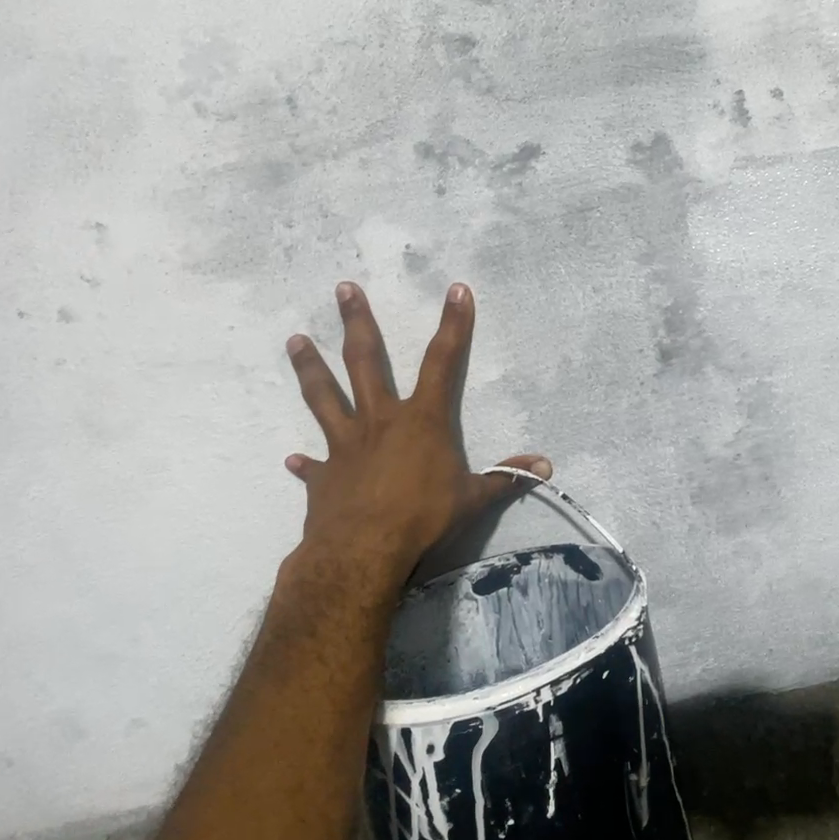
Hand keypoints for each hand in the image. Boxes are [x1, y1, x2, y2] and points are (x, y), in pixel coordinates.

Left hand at [281, 281, 548, 593]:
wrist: (363, 551)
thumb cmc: (424, 517)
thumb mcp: (474, 498)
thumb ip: (506, 478)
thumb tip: (545, 467)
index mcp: (422, 420)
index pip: (443, 361)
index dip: (454, 325)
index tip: (457, 290)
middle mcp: (381, 420)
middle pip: (365, 361)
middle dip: (357, 322)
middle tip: (343, 288)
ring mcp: (346, 445)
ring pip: (324, 396)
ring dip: (310, 367)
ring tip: (295, 339)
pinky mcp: (325, 476)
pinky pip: (313, 465)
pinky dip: (305, 462)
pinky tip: (293, 458)